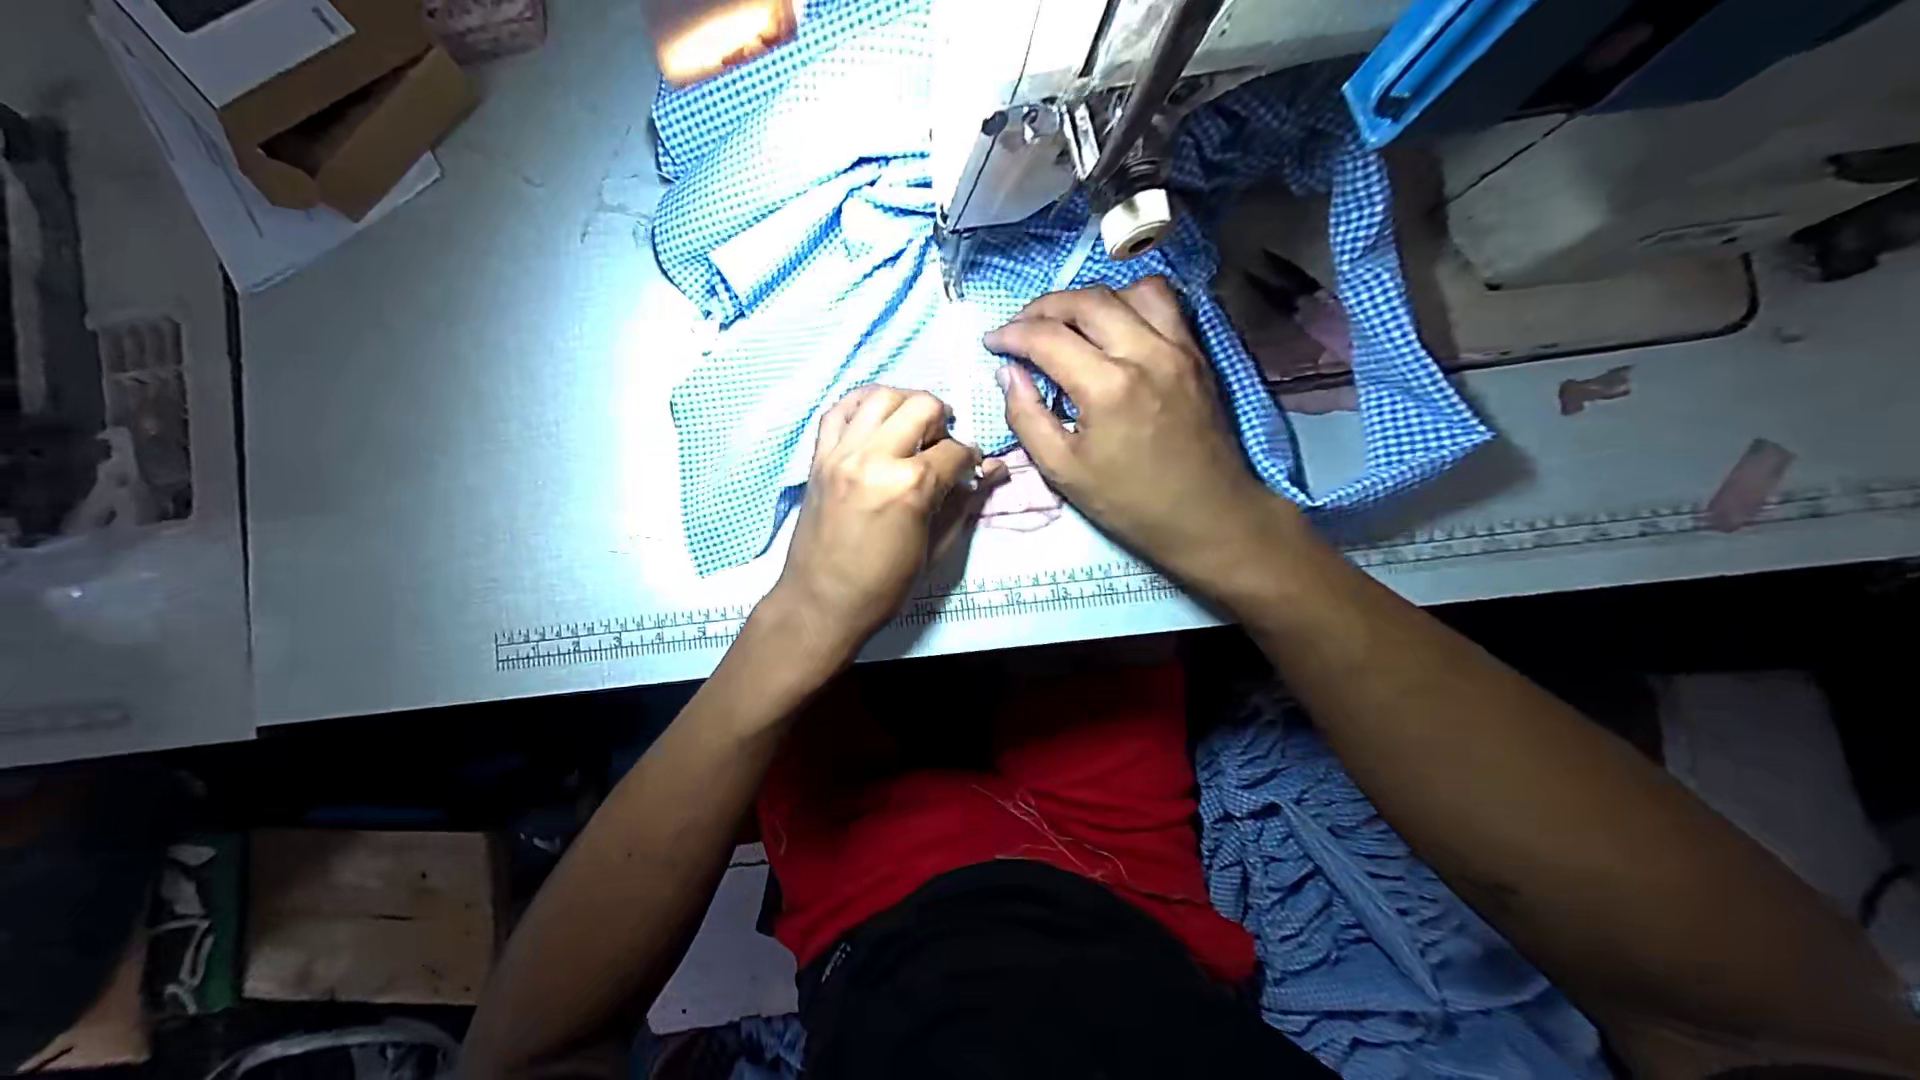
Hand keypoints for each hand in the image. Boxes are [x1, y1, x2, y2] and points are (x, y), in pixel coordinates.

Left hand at [761, 386, 1007, 666]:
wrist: (821, 603)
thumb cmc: (884, 586)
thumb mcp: (935, 548)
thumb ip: (965, 502)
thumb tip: (996, 470)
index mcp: (910, 486)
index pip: (955, 450)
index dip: (971, 459)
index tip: (971, 469)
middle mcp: (875, 457)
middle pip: (922, 406)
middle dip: (942, 421)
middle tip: (942, 445)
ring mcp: (841, 453)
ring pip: (881, 396)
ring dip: (906, 404)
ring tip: (912, 427)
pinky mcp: (818, 457)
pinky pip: (839, 409)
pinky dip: (862, 405)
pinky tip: (876, 418)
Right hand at [984, 277, 1301, 594]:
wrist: (1208, 515)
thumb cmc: (1129, 502)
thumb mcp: (1063, 470)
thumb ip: (1027, 416)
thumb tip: (1008, 373)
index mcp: (1108, 387)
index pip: (1048, 337)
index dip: (1012, 334)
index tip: (993, 342)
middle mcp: (1146, 353)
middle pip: (1087, 301)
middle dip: (1044, 307)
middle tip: (1021, 327)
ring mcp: (1179, 348)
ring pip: (1130, 289)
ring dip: (1090, 298)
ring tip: (1068, 322)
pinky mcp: (1197, 353)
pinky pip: (1165, 303)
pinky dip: (1131, 301)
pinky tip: (1114, 324)